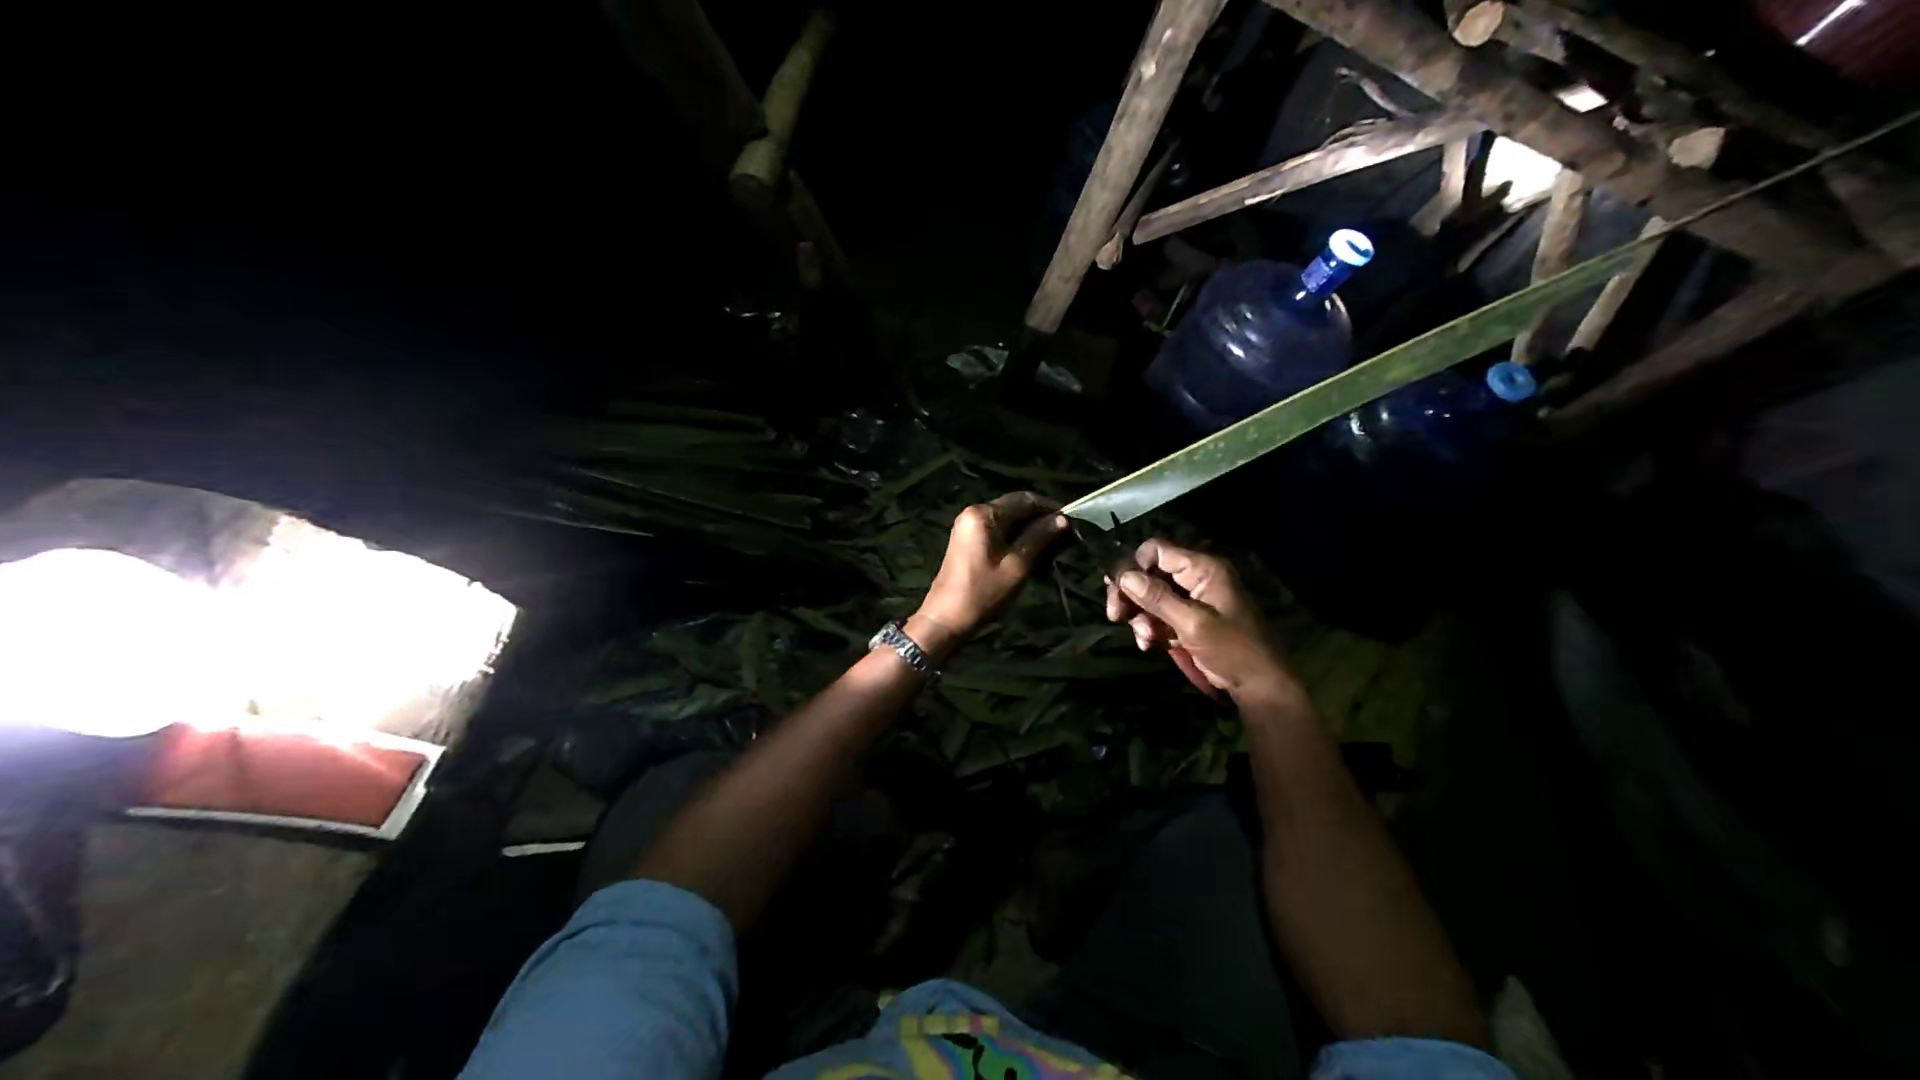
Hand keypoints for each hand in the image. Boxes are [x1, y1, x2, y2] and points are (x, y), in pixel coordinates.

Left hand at [911, 492, 1067, 660]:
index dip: (1051, 508)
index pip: (1025, 500)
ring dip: (1031, 531)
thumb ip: (1039, 538)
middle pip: (1015, 508)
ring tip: (1054, 548)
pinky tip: (1034, 554)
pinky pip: (998, 532)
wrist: (946, 618)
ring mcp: (969, 526)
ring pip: (1008, 521)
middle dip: (1042, 521)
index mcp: (983, 514)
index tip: (1073, 523)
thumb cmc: (983, 593)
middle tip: (1067, 537)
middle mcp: (974, 513)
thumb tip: (1062, 519)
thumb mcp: (1017, 566)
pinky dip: (1017, 540)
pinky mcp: (968, 541)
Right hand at [1104, 538, 1305, 709]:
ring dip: (1140, 616)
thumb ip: (1158, 599)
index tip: (1118, 589)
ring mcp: (1191, 598)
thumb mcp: (1193, 624)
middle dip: (1131, 594)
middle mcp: (1195, 577)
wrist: (1258, 684)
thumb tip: (1124, 576)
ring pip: (1150, 596)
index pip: (1156, 550)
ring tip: (1144, 638)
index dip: (1134, 566)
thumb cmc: (1232, 649)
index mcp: (1203, 568)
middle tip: (1116, 615)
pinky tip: (1148, 644)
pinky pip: (1158, 614)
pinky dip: (1150, 627)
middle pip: (1149, 572)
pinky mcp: (1187, 618)